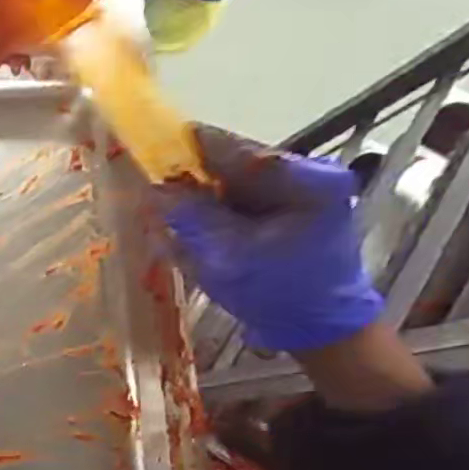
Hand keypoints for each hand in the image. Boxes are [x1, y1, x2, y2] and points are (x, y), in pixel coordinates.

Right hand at [159, 125, 382, 352]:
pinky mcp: (283, 213)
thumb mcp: (228, 258)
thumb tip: (154, 190)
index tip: (152, 142)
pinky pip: (235, 204)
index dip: (192, 148)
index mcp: (305, 180)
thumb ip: (192, 219)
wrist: (318, 327)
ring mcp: (296, 194)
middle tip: (150, 189)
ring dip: (196, 201)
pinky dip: (209, 216)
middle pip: (232, 167)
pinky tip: (189, 233)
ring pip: (230, 186)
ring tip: (166, 216)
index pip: (237, 152)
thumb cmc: (279, 293)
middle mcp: (305, 176)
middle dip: (190, 180)